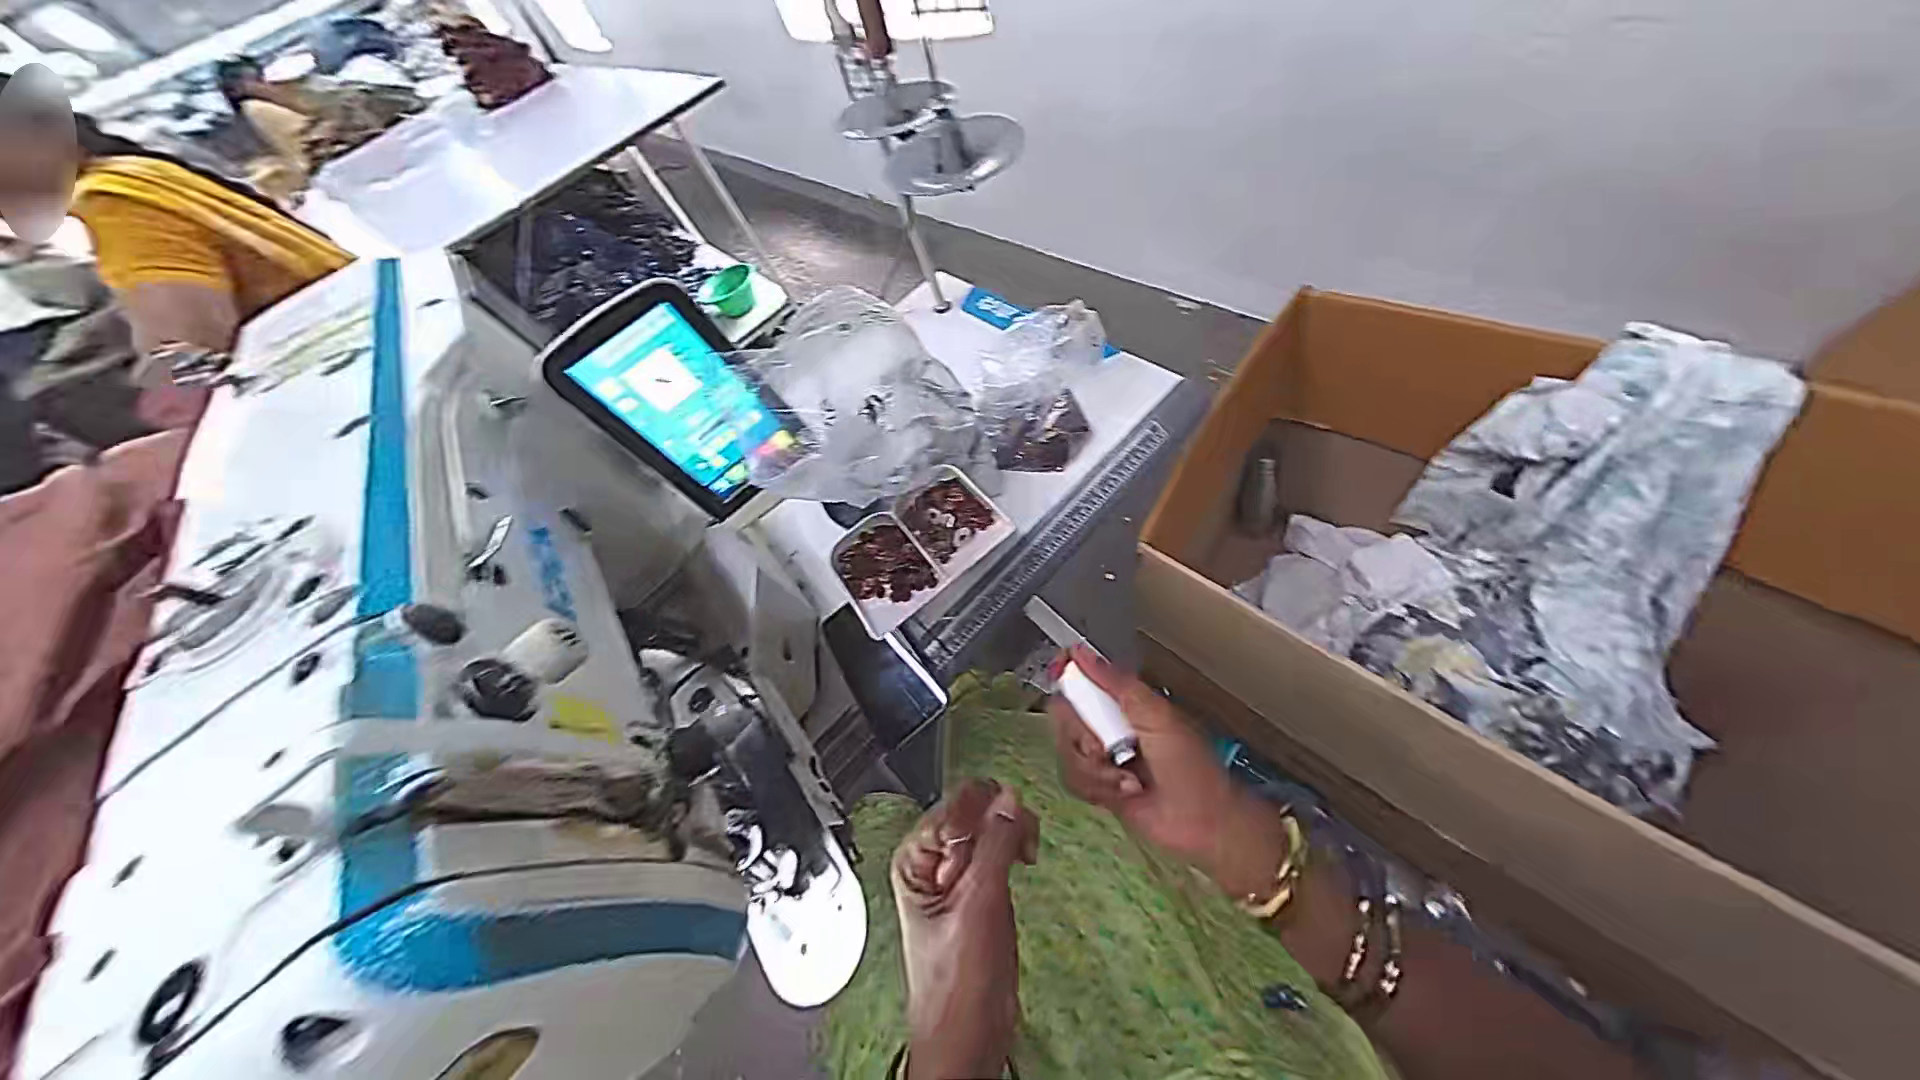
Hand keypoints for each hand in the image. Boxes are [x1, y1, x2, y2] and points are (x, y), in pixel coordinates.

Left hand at [893, 780, 1038, 1079]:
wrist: (970, 1037)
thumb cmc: (959, 983)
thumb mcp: (979, 906)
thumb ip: (995, 847)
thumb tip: (1010, 799)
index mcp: (915, 855)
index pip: (954, 805)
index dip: (984, 814)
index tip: (1008, 833)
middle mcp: (933, 857)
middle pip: (973, 809)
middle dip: (1001, 821)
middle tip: (1021, 847)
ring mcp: (958, 869)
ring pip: (991, 822)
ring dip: (1014, 830)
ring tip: (1024, 856)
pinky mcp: (981, 882)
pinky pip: (1001, 844)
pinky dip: (1017, 844)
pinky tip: (1024, 859)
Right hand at [1048, 645, 1289, 898]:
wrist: (1203, 822)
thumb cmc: (1190, 766)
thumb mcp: (1157, 715)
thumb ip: (1118, 684)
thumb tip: (1083, 653)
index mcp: (1123, 702)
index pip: (1083, 678)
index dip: (1067, 674)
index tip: (1060, 673)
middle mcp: (1107, 725)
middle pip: (1063, 714)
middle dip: (1079, 733)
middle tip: (1103, 747)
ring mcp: (1100, 757)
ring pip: (1065, 749)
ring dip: (1094, 767)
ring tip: (1125, 777)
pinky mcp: (1096, 786)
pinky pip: (1072, 778)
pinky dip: (1097, 786)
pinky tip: (1124, 791)